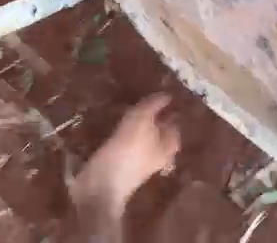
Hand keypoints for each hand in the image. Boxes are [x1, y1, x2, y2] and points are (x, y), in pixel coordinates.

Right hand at [70, 94, 182, 223]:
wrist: (103, 182)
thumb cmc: (128, 150)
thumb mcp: (142, 121)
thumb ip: (153, 107)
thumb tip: (166, 95)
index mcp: (166, 148)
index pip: (174, 129)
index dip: (169, 113)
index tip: (161, 94)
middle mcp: (155, 155)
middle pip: (158, 135)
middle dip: (152, 118)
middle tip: (140, 96)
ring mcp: (136, 160)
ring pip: (140, 138)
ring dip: (134, 124)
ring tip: (122, 105)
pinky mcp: (117, 162)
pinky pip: (123, 143)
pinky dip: (119, 132)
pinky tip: (109, 122)